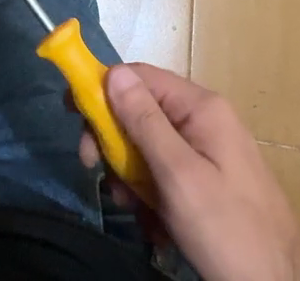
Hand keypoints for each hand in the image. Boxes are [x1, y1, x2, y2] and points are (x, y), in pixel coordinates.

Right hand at [81, 63, 299, 280]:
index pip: (140, 77)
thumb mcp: (178, 175)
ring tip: (135, 211)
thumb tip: (113, 71)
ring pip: (149, 147)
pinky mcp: (209, 181)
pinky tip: (156, 225)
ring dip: (132, 177)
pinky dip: (153, 196)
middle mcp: (204, 120)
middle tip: (99, 175)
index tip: (72, 119)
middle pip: (141, 112)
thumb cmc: (227, 229)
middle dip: (115, 143)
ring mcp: (209, 151)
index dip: (102, 91)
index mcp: (201, 107)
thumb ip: (144, 121)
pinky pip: (166, 174)